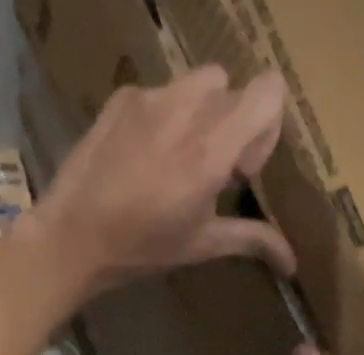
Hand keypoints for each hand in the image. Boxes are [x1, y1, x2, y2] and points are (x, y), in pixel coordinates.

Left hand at [30, 66, 295, 295]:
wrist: (71, 238)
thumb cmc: (140, 248)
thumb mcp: (200, 244)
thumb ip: (251, 239)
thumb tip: (292, 262)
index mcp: (211, 148)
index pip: (269, 92)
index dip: (265, 127)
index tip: (241, 168)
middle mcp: (185, 111)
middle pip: (233, 89)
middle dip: (231, 124)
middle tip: (208, 168)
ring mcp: (149, 99)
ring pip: (197, 84)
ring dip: (200, 114)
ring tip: (176, 158)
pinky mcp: (121, 99)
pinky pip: (160, 92)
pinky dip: (163, 116)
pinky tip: (142, 156)